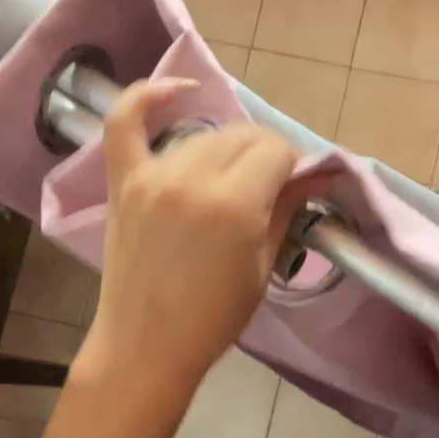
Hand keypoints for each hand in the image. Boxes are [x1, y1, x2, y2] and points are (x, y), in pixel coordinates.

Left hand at [82, 78, 313, 388]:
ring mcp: (152, 175)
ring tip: (232, 179)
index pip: (276, 151)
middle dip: (266, 156)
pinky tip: (175, 91)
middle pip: (243, 136)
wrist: (147, 346)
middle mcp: (193, 177)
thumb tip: (316, 174)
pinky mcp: (123, 181)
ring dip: (227, 148)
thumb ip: (286, 209)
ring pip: (203, 135)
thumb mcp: (263, 266)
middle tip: (269, 187)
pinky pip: (125, 122)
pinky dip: (146, 98)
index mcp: (234, 205)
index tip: (296, 187)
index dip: (293, 165)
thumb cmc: (215, 318)